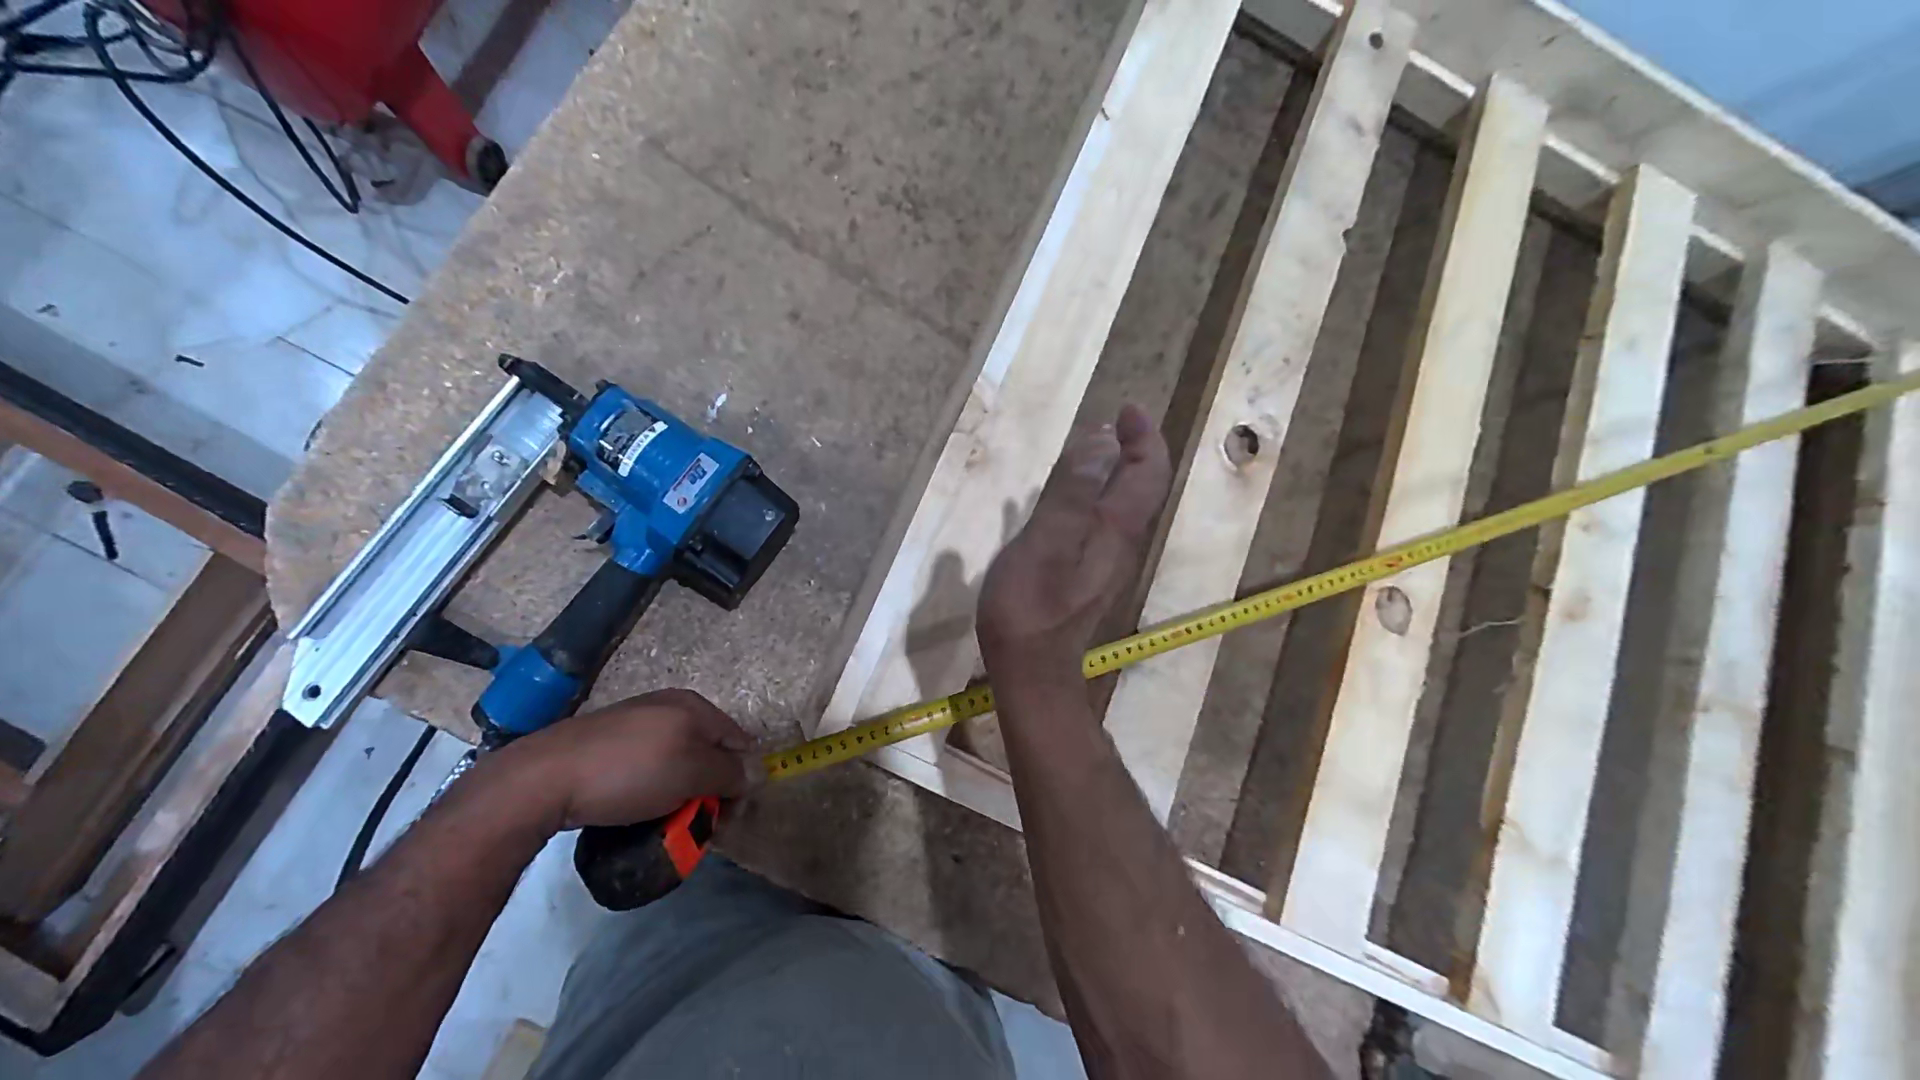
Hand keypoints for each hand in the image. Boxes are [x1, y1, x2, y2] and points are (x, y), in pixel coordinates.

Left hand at [497, 689, 757, 831]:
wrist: (544, 779)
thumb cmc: (630, 772)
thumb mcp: (692, 774)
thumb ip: (731, 773)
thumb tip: (756, 774)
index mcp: (693, 706)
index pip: (738, 741)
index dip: (741, 778)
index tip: (728, 816)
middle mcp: (668, 706)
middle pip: (708, 751)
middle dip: (708, 788)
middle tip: (696, 822)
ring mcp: (634, 723)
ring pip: (676, 762)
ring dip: (679, 793)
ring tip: (664, 821)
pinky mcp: (606, 744)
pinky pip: (645, 767)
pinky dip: (650, 789)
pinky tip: (636, 809)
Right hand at [977, 404, 1170, 675]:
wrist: (1032, 669)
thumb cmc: (1032, 604)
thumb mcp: (1047, 540)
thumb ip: (1074, 491)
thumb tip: (1102, 440)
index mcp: (1115, 528)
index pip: (1147, 472)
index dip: (1143, 437)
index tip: (1126, 410)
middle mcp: (1119, 542)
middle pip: (1140, 488)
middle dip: (1133, 451)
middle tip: (1111, 424)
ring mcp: (1103, 562)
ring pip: (1120, 506)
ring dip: (1112, 472)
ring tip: (1086, 451)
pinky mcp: (1084, 576)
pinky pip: (1097, 523)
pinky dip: (1089, 497)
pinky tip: (1057, 502)